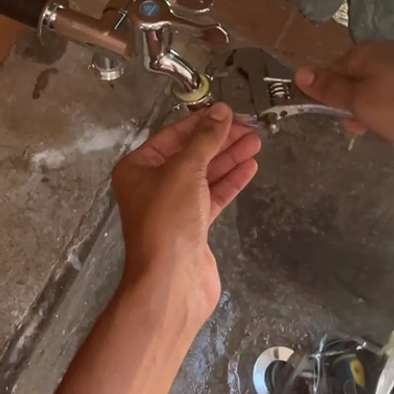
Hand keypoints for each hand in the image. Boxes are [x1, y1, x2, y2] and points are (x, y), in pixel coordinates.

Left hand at [110, 103, 260, 321]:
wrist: (171, 282)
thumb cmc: (168, 220)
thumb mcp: (185, 170)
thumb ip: (206, 139)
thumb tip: (221, 111)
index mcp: (138, 167)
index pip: (173, 135)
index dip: (202, 122)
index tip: (228, 112)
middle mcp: (153, 184)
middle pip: (191, 153)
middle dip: (220, 139)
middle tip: (250, 127)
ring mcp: (174, 206)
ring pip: (205, 174)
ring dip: (229, 158)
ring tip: (255, 142)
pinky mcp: (193, 225)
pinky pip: (213, 195)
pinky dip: (230, 181)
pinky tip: (249, 167)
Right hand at [296, 41, 393, 164]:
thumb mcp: (362, 101)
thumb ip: (330, 90)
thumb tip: (299, 73)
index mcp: (369, 54)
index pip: (335, 74)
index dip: (337, 102)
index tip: (349, 122)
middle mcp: (392, 60)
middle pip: (364, 96)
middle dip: (373, 123)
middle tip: (383, 134)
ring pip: (392, 113)